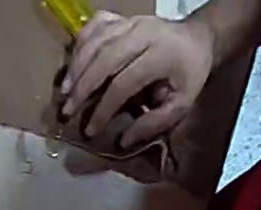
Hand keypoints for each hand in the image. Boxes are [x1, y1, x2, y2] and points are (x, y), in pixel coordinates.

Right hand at [59, 13, 216, 149]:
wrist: (197, 39)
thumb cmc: (188, 76)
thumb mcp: (181, 104)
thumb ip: (154, 123)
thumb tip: (125, 141)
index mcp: (159, 54)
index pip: (123, 83)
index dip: (104, 109)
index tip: (90, 130)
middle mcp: (142, 32)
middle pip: (104, 59)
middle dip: (82, 87)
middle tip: (67, 111)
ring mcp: (131, 21)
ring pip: (96, 40)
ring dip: (76, 66)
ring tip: (64, 92)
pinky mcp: (123, 17)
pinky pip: (96, 25)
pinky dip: (80, 42)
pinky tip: (72, 64)